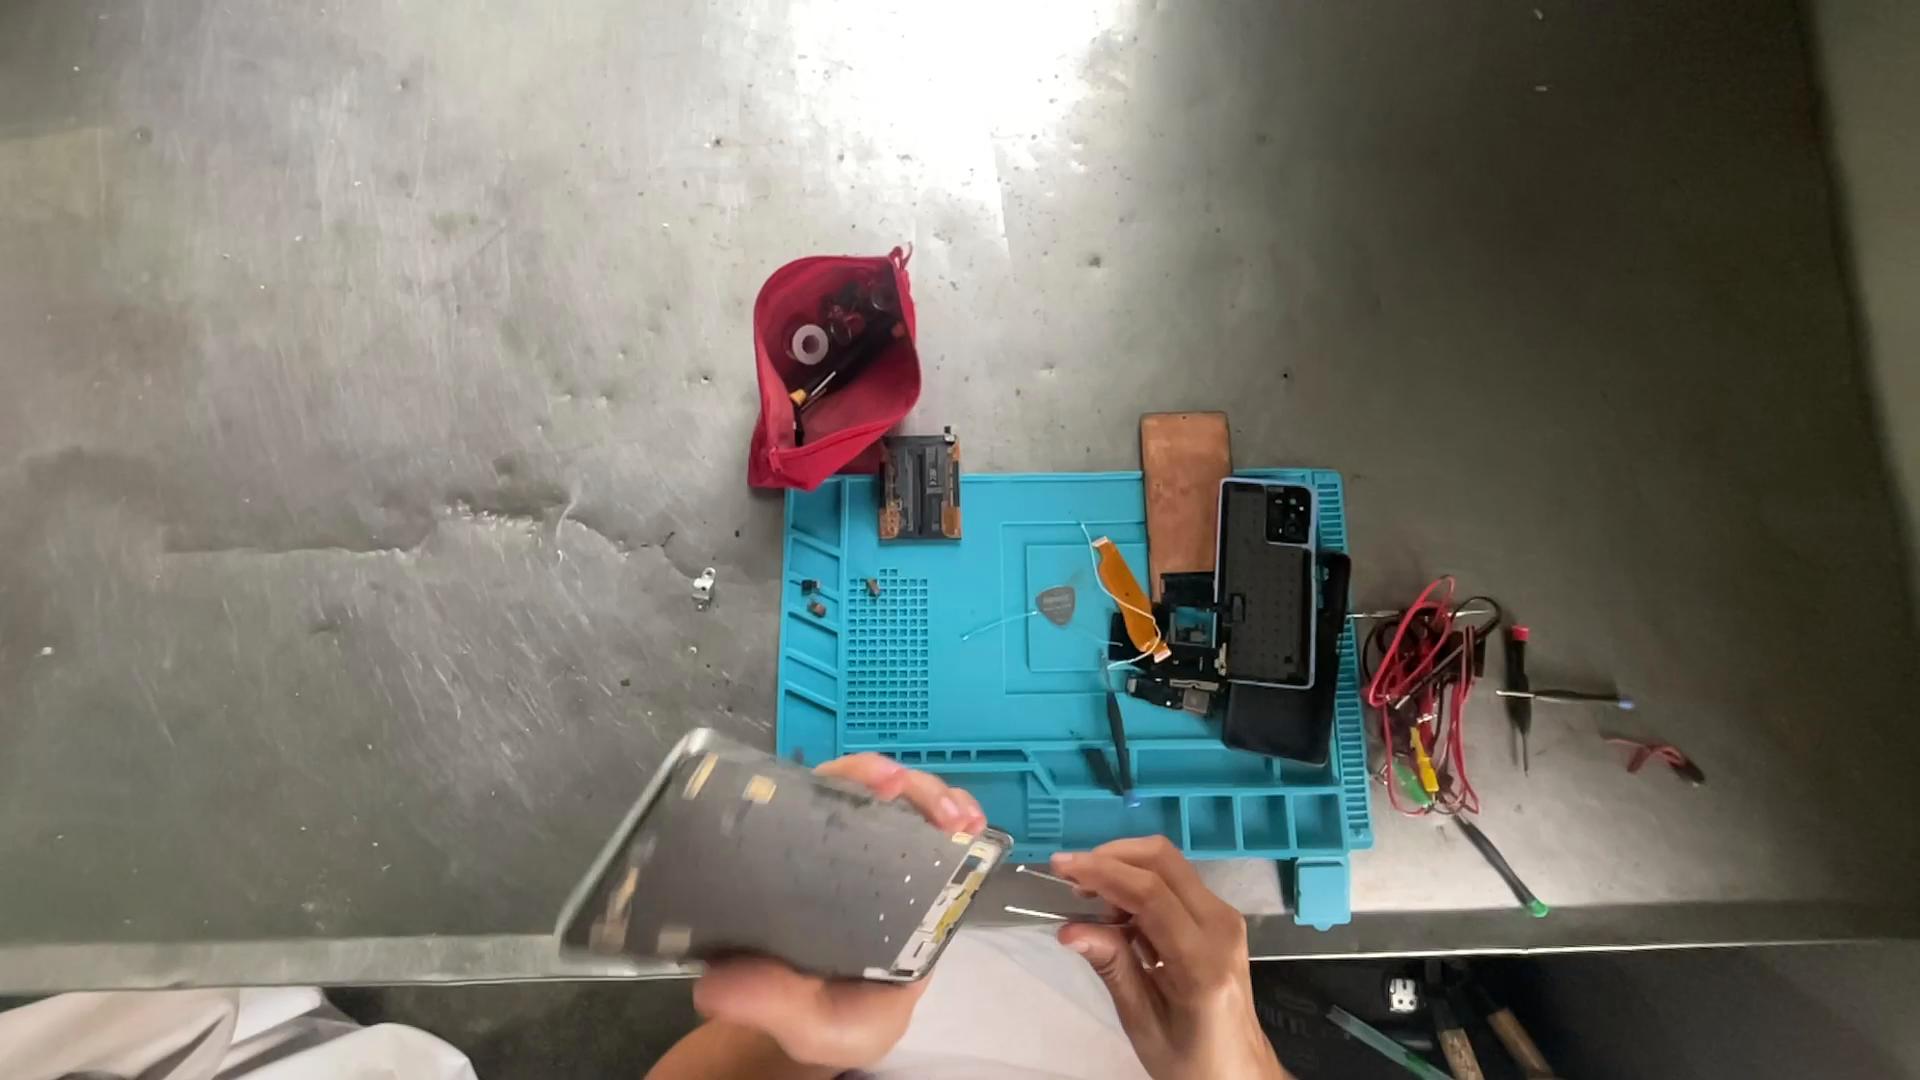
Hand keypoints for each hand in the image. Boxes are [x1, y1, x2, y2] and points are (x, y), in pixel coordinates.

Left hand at [689, 753, 987, 1068]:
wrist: (850, 1024)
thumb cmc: (819, 1013)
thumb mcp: (798, 1019)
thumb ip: (766, 1003)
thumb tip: (713, 986)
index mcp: (802, 863)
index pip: (820, 797)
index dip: (850, 777)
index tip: (881, 780)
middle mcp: (840, 846)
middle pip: (871, 788)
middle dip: (910, 784)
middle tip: (941, 809)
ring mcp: (884, 852)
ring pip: (908, 800)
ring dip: (940, 797)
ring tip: (964, 818)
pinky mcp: (918, 865)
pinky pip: (937, 828)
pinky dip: (958, 814)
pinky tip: (975, 824)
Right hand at [1052, 838, 1289, 1079]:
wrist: (1241, 1072)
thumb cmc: (1190, 1060)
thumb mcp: (1143, 1024)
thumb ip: (1112, 968)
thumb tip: (1069, 930)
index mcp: (1203, 963)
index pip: (1150, 894)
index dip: (1102, 871)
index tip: (1062, 866)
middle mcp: (1220, 926)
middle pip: (1161, 859)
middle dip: (1110, 857)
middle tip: (1074, 878)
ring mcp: (1224, 914)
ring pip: (1166, 860)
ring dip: (1122, 866)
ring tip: (1095, 902)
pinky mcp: (1219, 912)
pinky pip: (1173, 876)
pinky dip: (1138, 879)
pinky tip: (1120, 911)